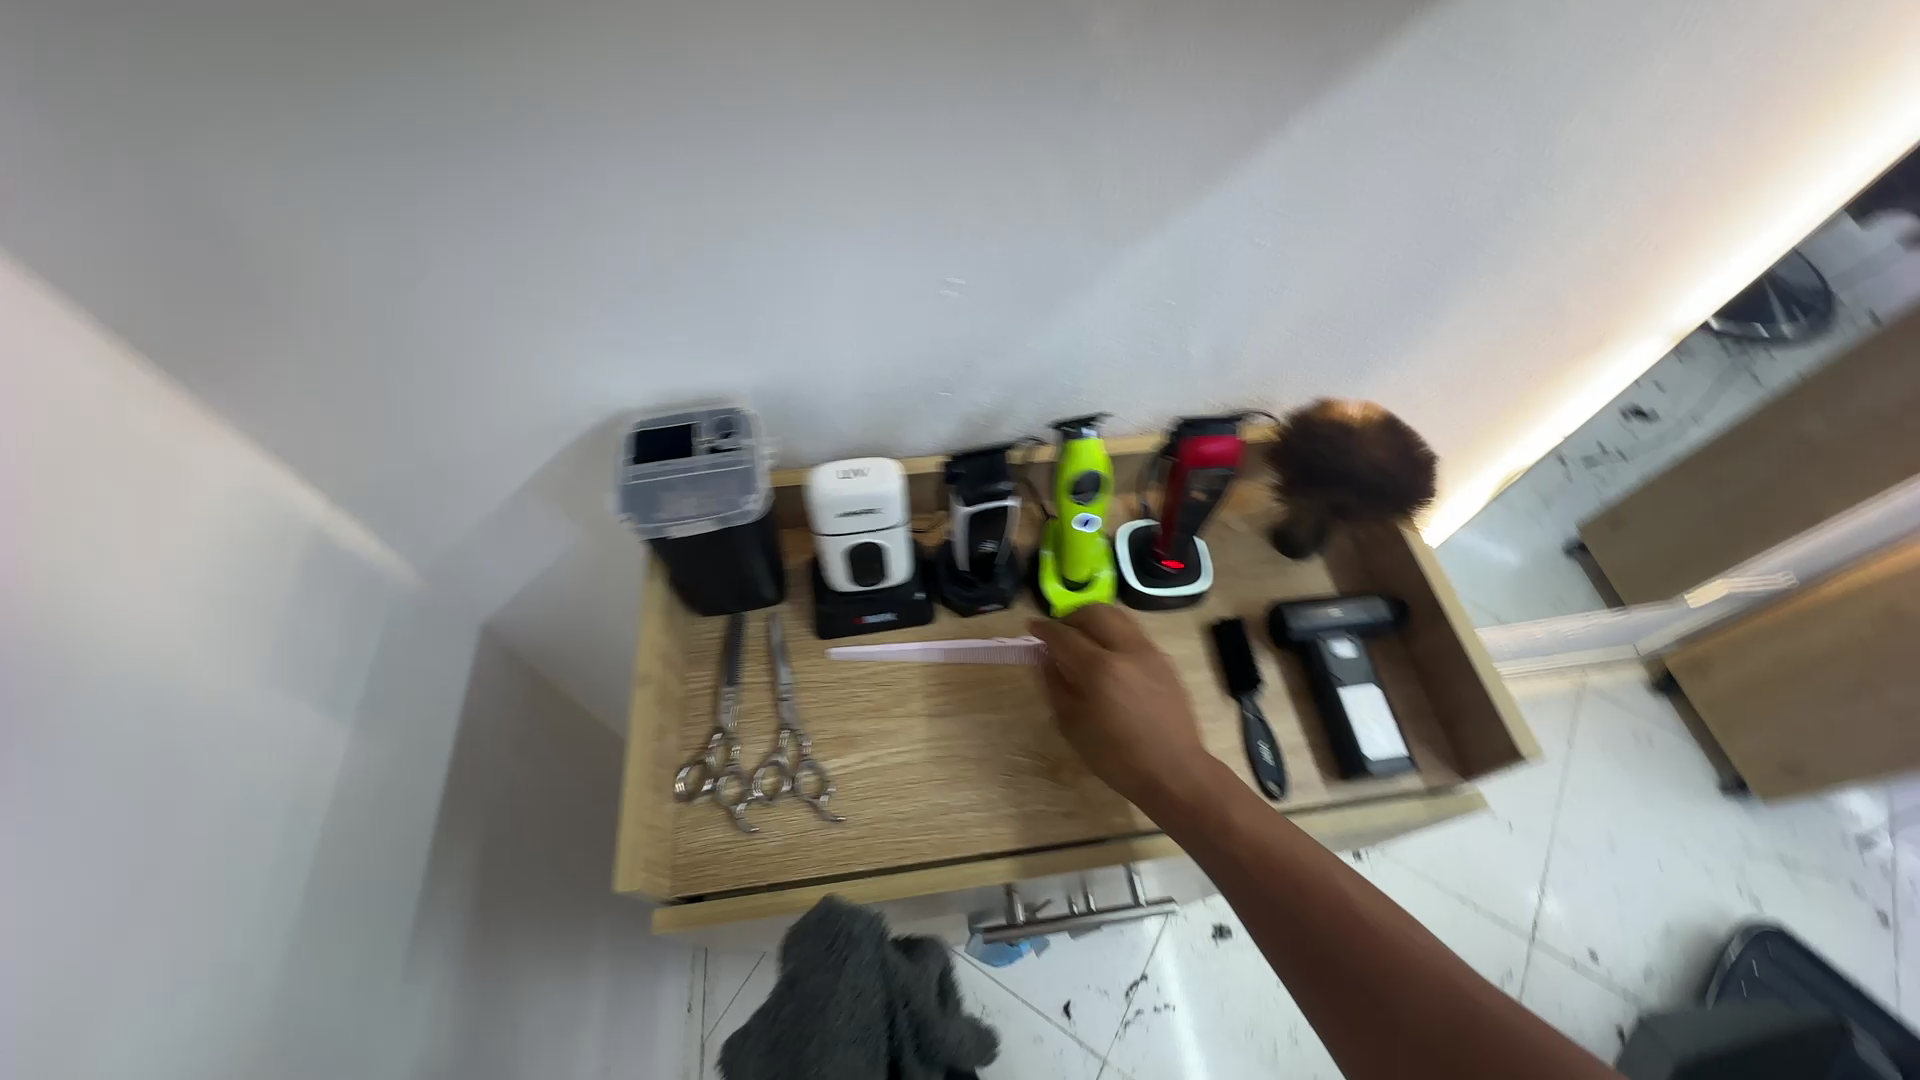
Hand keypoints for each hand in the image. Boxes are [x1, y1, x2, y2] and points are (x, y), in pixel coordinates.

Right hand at [1028, 604, 1212, 809]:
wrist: (1174, 771)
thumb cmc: (1117, 757)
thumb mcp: (1073, 726)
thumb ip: (1055, 686)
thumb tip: (1045, 659)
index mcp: (1100, 668)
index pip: (1064, 635)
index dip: (1043, 629)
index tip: (1031, 628)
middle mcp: (1127, 650)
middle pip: (1094, 612)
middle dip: (1070, 617)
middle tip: (1058, 634)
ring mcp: (1150, 652)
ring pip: (1118, 617)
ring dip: (1094, 622)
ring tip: (1082, 642)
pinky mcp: (1165, 661)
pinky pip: (1134, 634)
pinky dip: (1114, 634)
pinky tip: (1107, 659)